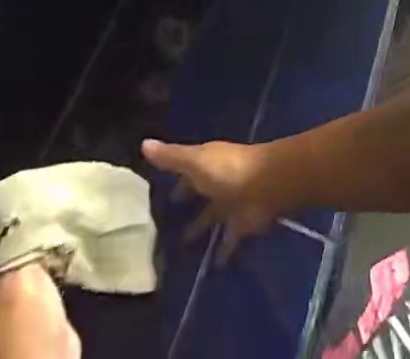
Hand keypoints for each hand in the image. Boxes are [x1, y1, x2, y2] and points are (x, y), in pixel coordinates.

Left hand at [0, 209, 80, 358]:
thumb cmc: (18, 338)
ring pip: (10, 262)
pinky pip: (31, 279)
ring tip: (56, 213)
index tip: (10, 185)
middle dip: (8, 221)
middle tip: (38, 195)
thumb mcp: (17, 281)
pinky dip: (45, 259)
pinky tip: (65, 245)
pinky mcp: (24, 322)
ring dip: (30, 240)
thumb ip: (19, 244)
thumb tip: (28, 214)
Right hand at [141, 138, 280, 260]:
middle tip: (164, 224)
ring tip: (180, 249)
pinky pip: (229, 240)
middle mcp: (218, 182)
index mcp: (207, 164)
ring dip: (201, 228)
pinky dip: (222, 251)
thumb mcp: (195, 161)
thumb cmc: (227, 170)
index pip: (187, 171)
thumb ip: (171, 158)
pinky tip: (212, 265)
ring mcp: (231, 204)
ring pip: (212, 217)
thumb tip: (143, 143)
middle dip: (187, 203)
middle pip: (200, 194)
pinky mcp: (242, 225)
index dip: (175, 180)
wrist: (266, 185)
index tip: (157, 193)